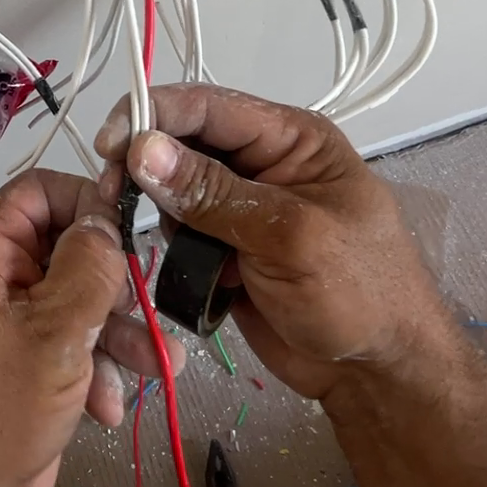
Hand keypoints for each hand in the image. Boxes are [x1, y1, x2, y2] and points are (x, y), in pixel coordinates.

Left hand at [0, 169, 185, 486]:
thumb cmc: (1, 404)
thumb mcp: (57, 330)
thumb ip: (89, 266)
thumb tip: (104, 218)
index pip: (39, 191)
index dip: (86, 200)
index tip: (130, 227)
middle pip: (64, 245)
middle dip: (111, 280)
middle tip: (143, 300)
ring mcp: (7, 313)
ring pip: (74, 296)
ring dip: (115, 330)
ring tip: (158, 360)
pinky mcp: (21, 352)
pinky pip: (65, 336)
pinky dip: (92, 363)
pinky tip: (110, 402)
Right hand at [95, 85, 486, 486]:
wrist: (377, 380)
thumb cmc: (358, 296)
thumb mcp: (289, 236)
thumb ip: (213, 193)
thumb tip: (141, 149)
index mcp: (289, 139)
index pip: (209, 107)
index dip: (154, 114)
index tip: (108, 142)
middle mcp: (260, 161)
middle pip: (183, 140)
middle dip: (144, 161)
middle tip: (110, 192)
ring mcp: (240, 203)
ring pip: (172, 183)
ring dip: (152, 204)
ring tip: (143, 233)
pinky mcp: (223, 242)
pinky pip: (177, 224)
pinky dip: (165, 237)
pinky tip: (170, 259)